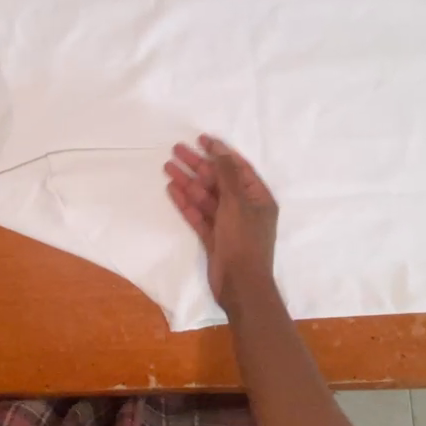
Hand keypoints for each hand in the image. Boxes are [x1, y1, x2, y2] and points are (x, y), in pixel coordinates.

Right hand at [163, 135, 278, 309]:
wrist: (241, 285)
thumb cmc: (244, 240)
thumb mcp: (237, 203)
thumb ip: (227, 175)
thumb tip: (220, 149)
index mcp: (258, 198)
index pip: (238, 168)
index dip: (220, 152)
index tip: (201, 139)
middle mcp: (244, 208)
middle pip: (218, 180)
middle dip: (198, 165)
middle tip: (176, 149)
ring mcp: (228, 224)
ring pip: (205, 197)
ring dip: (188, 182)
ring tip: (168, 166)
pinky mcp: (213, 237)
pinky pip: (198, 214)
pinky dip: (186, 202)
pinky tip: (171, 189)